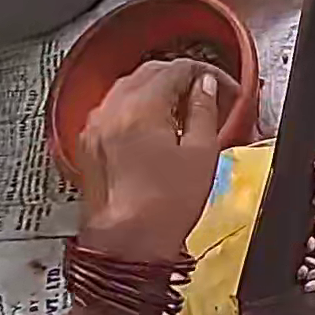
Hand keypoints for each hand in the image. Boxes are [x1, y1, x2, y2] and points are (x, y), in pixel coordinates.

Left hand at [75, 58, 237, 261]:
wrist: (128, 245)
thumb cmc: (165, 206)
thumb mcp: (201, 153)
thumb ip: (204, 110)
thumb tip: (205, 86)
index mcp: (141, 108)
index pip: (177, 69)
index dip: (206, 73)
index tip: (224, 87)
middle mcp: (111, 110)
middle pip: (150, 72)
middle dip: (181, 77)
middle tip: (208, 94)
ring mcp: (95, 127)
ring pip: (129, 88)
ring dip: (159, 90)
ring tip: (185, 110)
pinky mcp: (90, 145)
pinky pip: (115, 109)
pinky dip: (139, 107)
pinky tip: (157, 126)